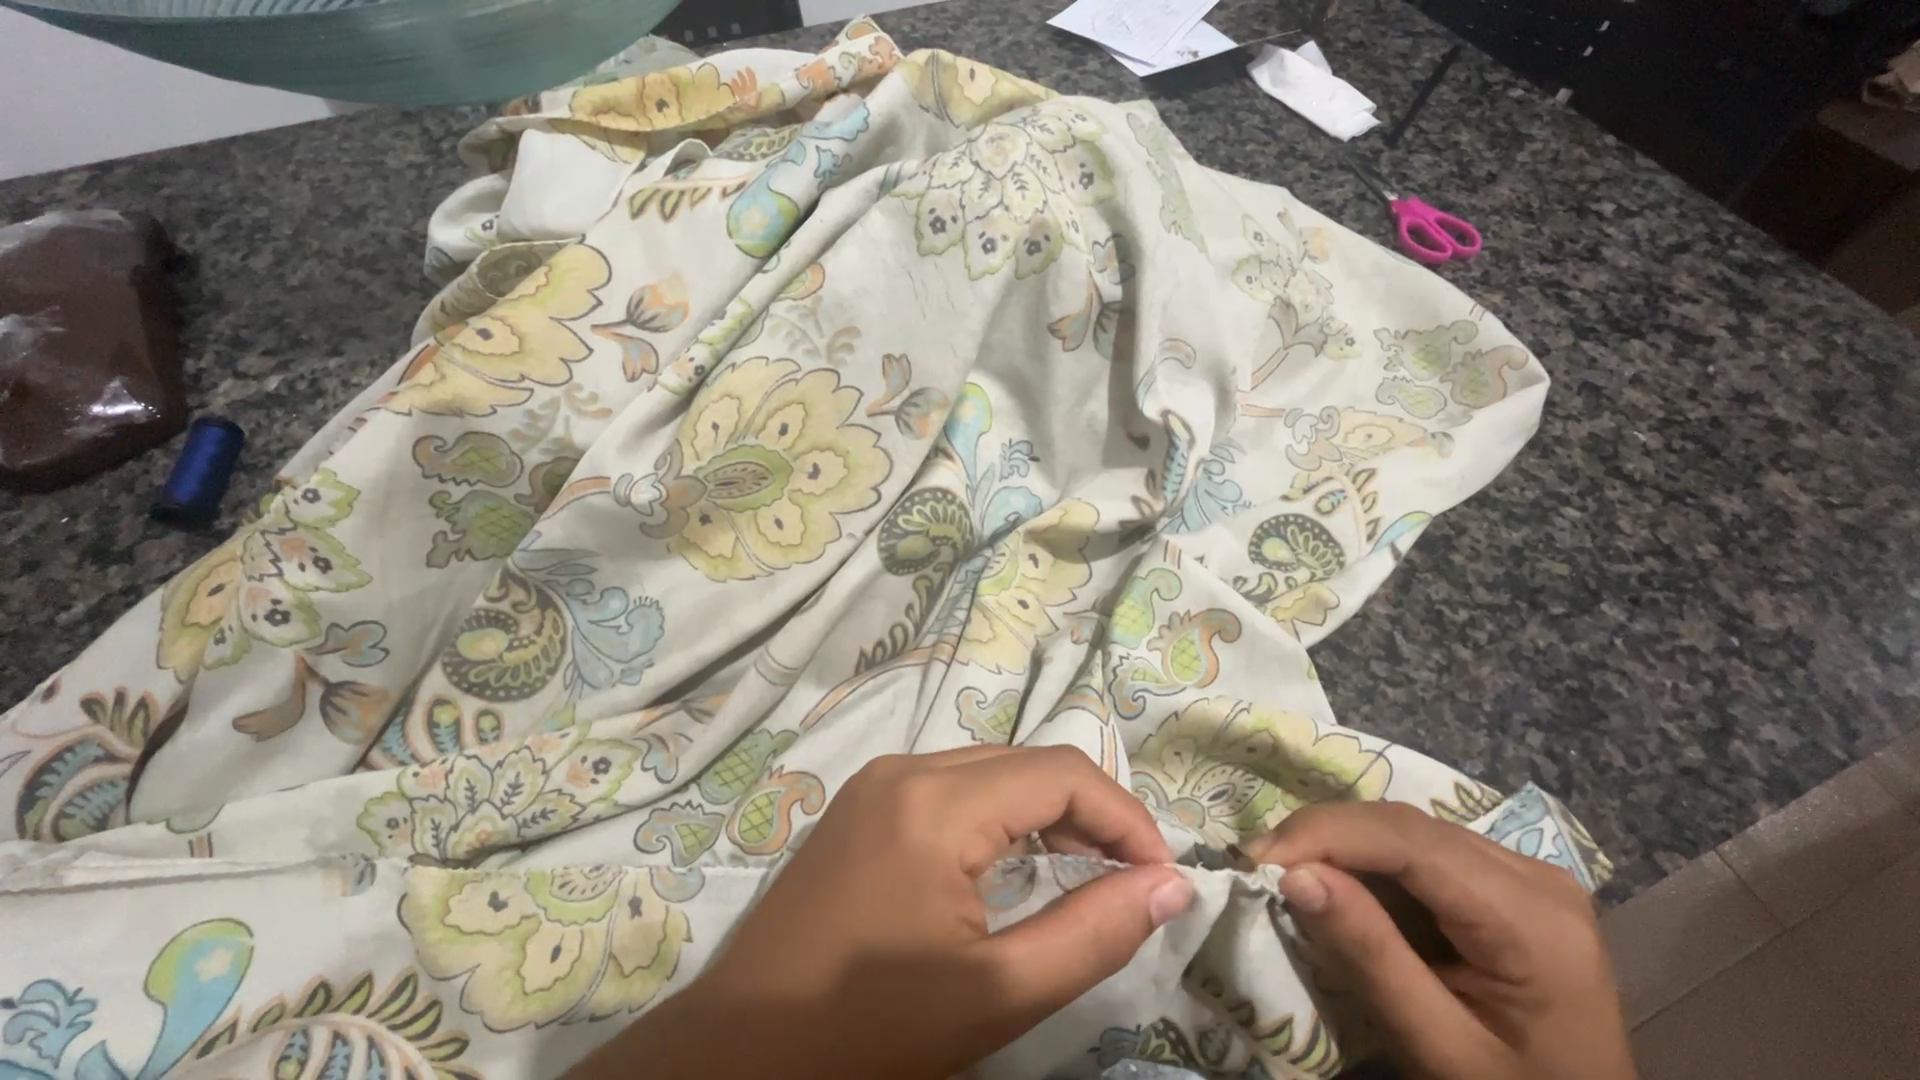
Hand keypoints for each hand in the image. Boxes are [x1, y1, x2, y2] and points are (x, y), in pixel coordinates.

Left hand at [575, 746, 1195, 1079]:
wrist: (744, 1051)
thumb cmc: (872, 1028)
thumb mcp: (998, 992)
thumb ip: (1095, 932)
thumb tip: (1172, 885)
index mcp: (936, 801)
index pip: (1060, 773)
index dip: (1125, 818)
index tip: (1161, 878)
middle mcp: (905, 768)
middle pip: (1026, 763)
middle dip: (1090, 812)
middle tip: (1133, 878)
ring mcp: (876, 783)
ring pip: (990, 770)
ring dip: (1047, 811)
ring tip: (1088, 870)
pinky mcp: (860, 806)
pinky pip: (951, 787)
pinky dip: (1000, 815)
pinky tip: (1016, 861)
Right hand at [1241, 802, 1634, 1079]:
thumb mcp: (1436, 1046)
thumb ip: (1370, 957)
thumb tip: (1294, 876)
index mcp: (1531, 919)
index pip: (1410, 840)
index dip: (1325, 834)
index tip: (1256, 860)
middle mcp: (1535, 875)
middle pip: (1407, 826)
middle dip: (1323, 836)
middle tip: (1258, 868)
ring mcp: (1525, 874)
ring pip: (1408, 830)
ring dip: (1340, 845)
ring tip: (1286, 875)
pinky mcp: (1508, 883)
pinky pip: (1421, 851)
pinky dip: (1367, 863)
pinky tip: (1337, 886)